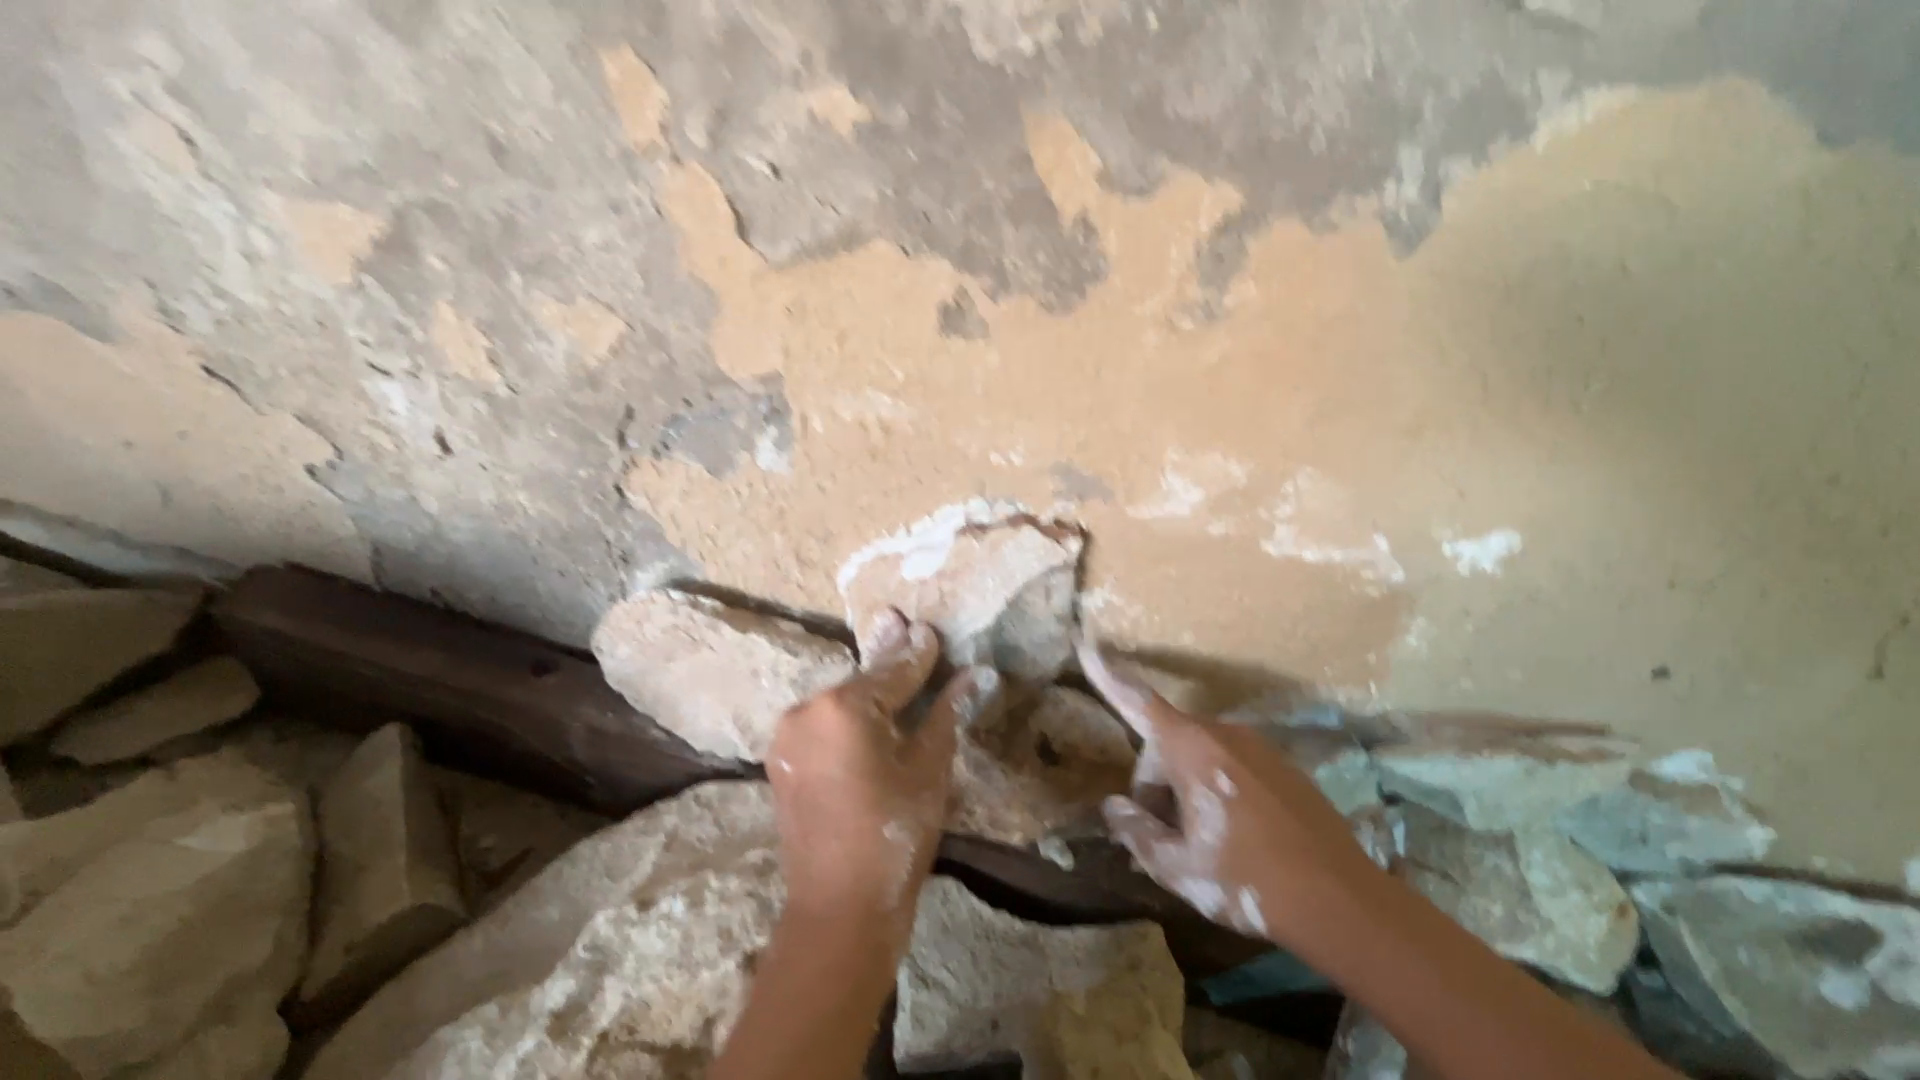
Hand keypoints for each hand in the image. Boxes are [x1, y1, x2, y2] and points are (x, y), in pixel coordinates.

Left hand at [767, 609, 1000, 939]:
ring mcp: (788, 737)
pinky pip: (823, 725)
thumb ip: (945, 713)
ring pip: (839, 702)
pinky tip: (867, 708)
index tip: (931, 629)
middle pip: (861, 681)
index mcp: (843, 707)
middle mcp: (807, 710)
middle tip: (899, 621)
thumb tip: (973, 675)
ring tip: (890, 660)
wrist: (838, 904)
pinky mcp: (783, 761)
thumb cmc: (894, 834)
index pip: (893, 671)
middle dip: (887, 658)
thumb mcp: (929, 769)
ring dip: (866, 688)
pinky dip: (846, 716)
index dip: (919, 653)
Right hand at [1077, 638, 1384, 946]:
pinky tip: (1235, 838)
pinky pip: (1233, 768)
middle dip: (1154, 783)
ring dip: (1186, 789)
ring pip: (1201, 757)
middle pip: (1168, 744)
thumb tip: (1116, 807)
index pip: (1140, 704)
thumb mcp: (1175, 866)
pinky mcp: (1286, 769)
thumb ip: (1136, 831)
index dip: (1109, 678)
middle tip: (1162, 837)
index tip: (1087, 645)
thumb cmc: (1245, 880)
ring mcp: (1261, 749)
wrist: (1339, 900)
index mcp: (1192, 750)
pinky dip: (1218, 792)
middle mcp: (1226, 736)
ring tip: (1199, 844)